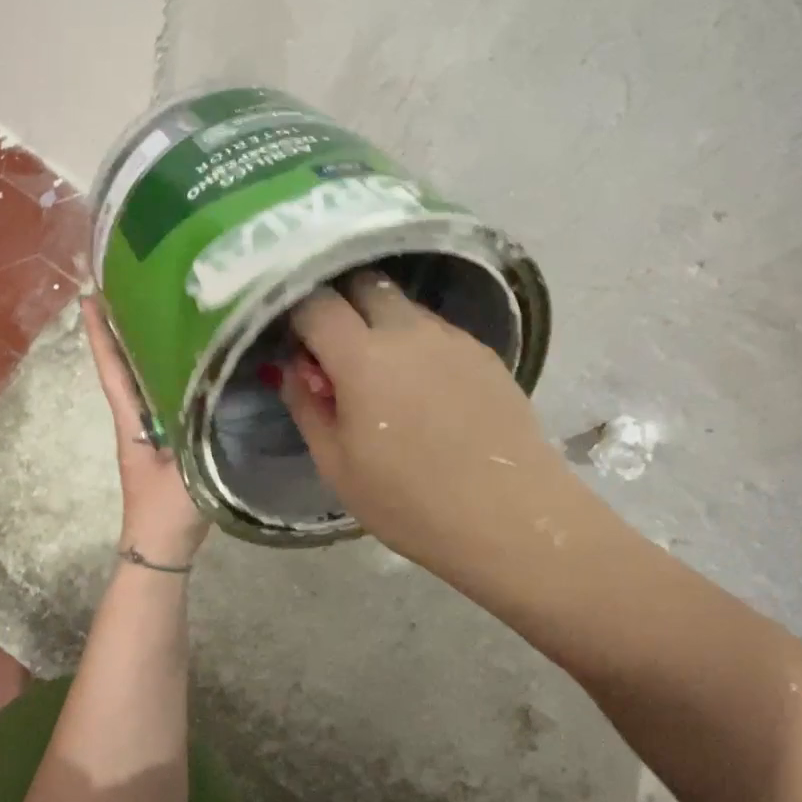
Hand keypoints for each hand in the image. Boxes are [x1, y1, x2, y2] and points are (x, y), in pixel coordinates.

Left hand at [82, 296, 210, 567]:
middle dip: (121, 328)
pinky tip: (186, 361)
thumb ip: (201, 433)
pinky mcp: (165, 442)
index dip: (100, 334)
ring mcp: (148, 432)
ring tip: (155, 310)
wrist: (161, 552)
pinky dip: (165, 373)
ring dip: (141, 347)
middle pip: (124, 366)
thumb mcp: (188, 471)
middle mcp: (135, 420)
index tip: (88, 296)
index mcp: (131, 423)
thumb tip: (220, 389)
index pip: (112, 370)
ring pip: (142, 380)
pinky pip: (162, 398)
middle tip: (127, 286)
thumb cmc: (167, 513)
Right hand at [278, 272, 584, 573]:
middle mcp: (408, 331)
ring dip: (380, 325)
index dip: (295, 315)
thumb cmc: (408, 501)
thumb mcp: (336, 465)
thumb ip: (306, 406)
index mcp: (362, 357)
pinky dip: (416, 345)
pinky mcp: (484, 353)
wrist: (509, 518)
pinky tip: (422, 392)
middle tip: (332, 351)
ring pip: (403, 306)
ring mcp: (452, 338)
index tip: (293, 344)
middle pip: (363, 284)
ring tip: (381, 378)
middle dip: (339, 304)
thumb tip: (293, 369)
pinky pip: (436, 331)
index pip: (315, 303)